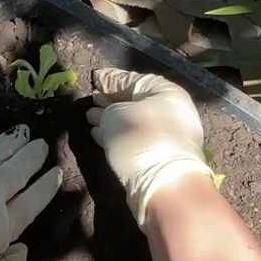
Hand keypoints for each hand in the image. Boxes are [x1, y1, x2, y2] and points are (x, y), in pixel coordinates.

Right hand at [86, 68, 213, 228]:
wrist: (164, 182)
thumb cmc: (140, 138)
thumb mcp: (114, 116)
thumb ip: (104, 110)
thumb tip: (97, 112)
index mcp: (164, 91)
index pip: (130, 79)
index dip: (110, 78)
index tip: (94, 78)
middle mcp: (169, 109)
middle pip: (133, 100)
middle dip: (111, 100)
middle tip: (91, 100)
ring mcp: (167, 134)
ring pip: (133, 121)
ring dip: (112, 120)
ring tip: (91, 119)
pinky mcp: (160, 155)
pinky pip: (135, 138)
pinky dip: (118, 135)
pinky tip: (100, 136)